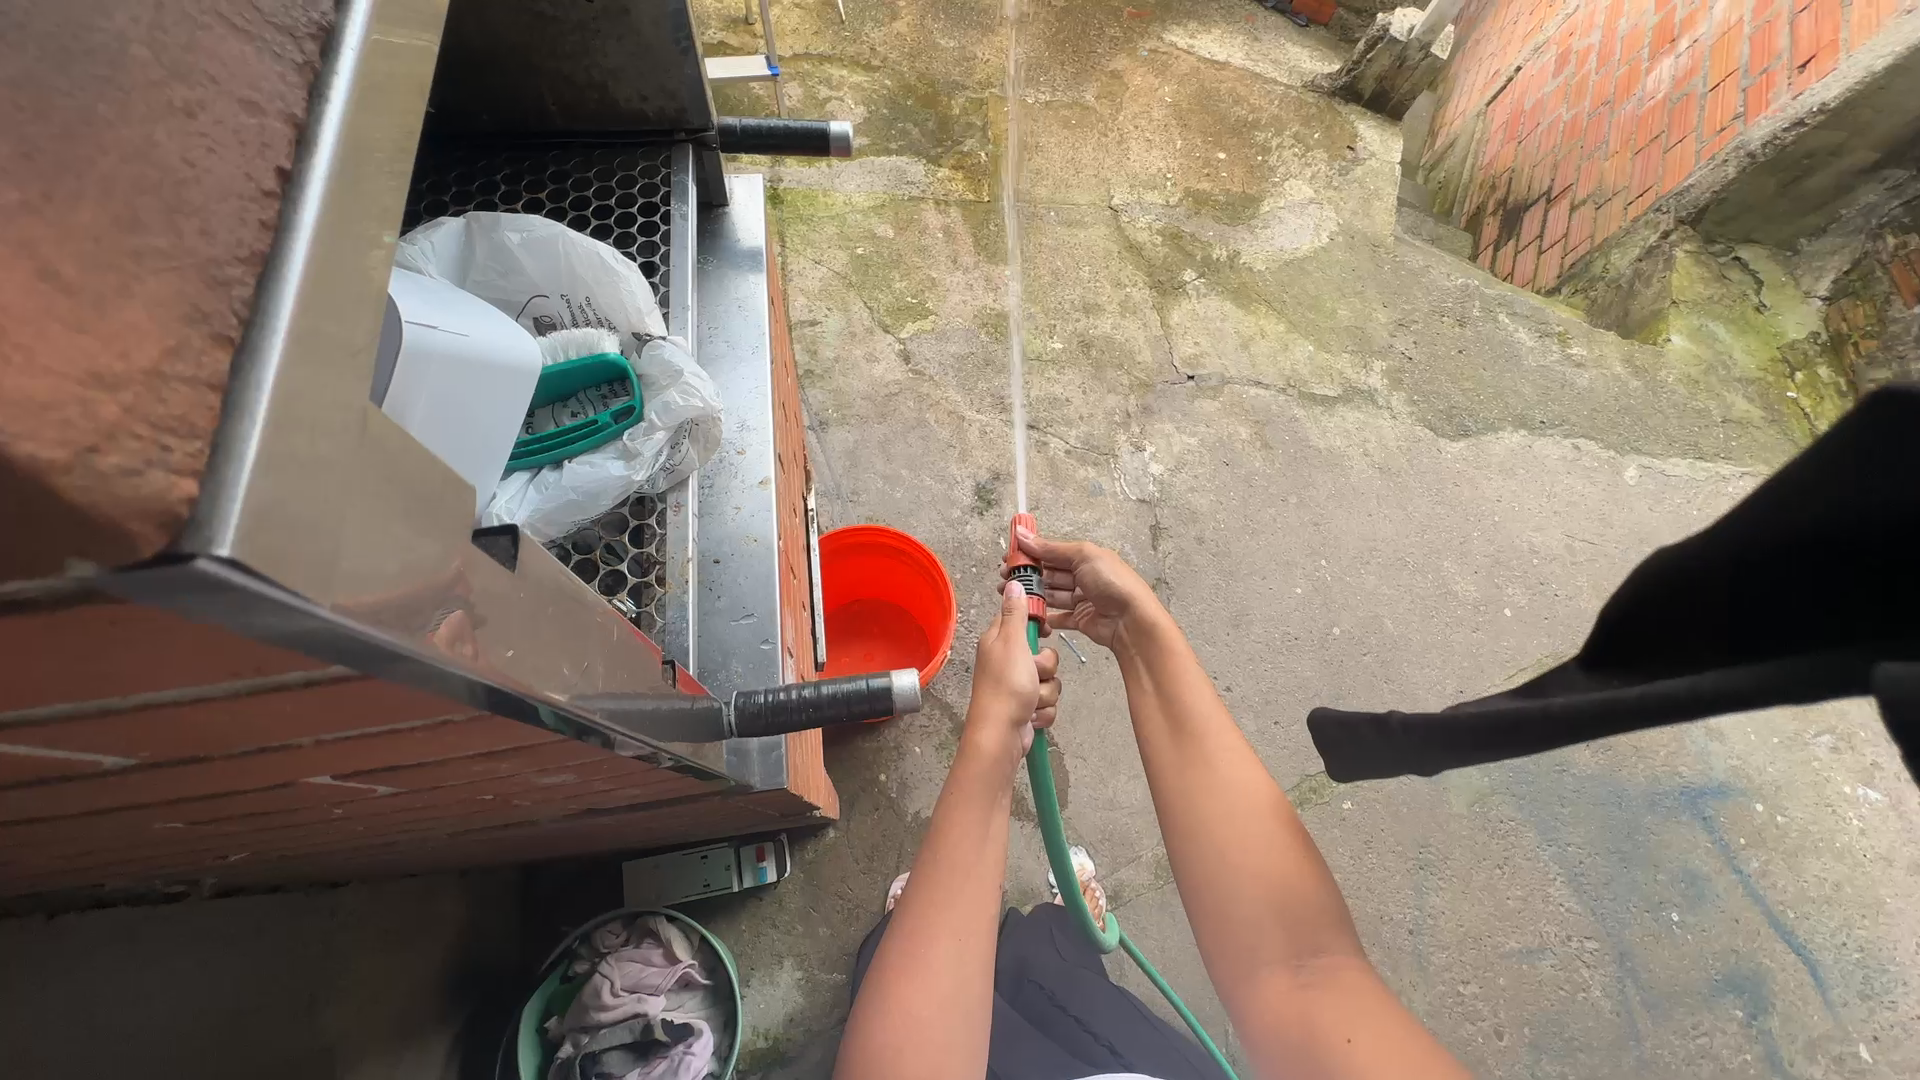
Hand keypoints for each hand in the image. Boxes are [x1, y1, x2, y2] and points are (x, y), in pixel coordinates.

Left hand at [965, 580, 1061, 763]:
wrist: (1001, 735)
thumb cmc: (1005, 688)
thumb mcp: (1012, 643)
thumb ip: (1016, 613)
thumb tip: (1013, 584)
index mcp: (999, 641)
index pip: (1022, 620)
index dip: (1037, 626)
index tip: (1044, 633)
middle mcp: (1007, 661)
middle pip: (1043, 653)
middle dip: (1045, 667)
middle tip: (1033, 672)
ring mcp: (1017, 686)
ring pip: (1049, 679)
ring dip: (1045, 692)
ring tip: (1030, 699)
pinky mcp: (1026, 706)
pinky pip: (1048, 702)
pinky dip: (1043, 710)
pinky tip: (1030, 715)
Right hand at [1015, 527, 1161, 649]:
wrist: (1131, 620)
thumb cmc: (1114, 583)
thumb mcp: (1082, 555)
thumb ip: (1050, 548)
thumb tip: (1024, 534)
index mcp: (1086, 558)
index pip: (1052, 553)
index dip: (1031, 554)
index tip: (1010, 557)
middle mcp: (1084, 577)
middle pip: (1050, 575)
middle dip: (1028, 576)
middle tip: (1006, 579)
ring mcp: (1082, 600)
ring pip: (1052, 596)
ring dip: (1033, 595)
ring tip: (1012, 595)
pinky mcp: (1081, 620)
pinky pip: (1059, 618)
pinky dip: (1046, 617)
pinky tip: (1031, 613)